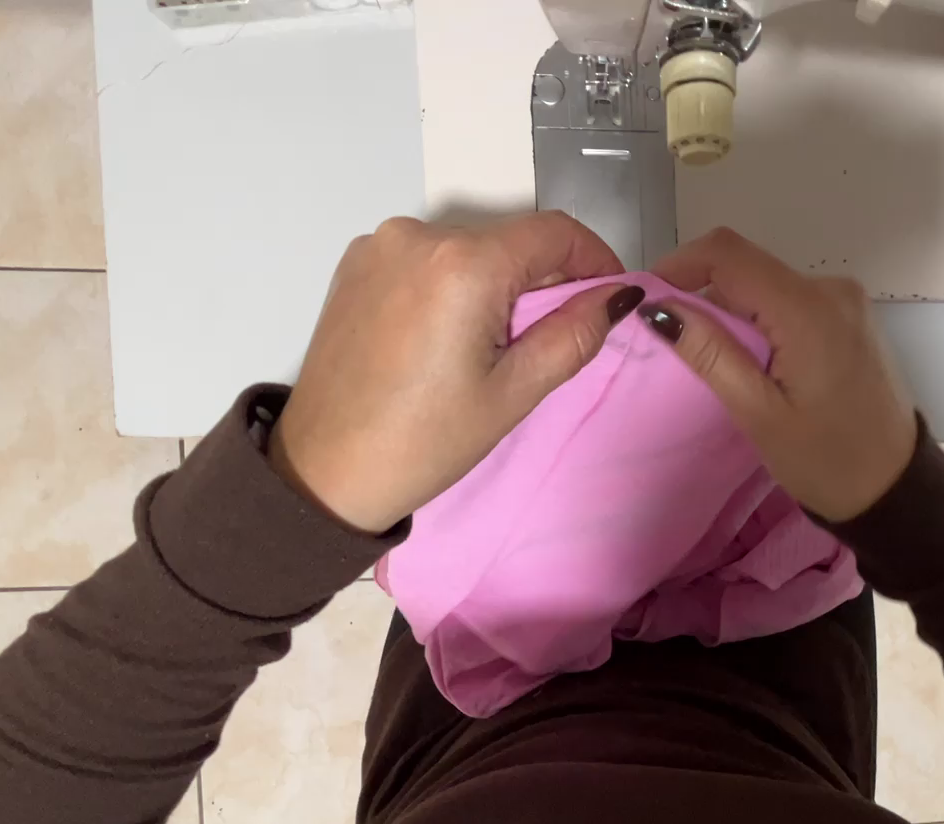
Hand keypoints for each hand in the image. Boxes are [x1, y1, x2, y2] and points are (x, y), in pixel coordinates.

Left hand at [270, 213, 642, 531]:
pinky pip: (430, 260)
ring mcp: (380, 245)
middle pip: (510, 242)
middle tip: (553, 338)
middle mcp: (418, 235)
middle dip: (545, 281)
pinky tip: (449, 337)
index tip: (612, 296)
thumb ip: (573, 336)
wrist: (326, 470)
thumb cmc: (428, 441)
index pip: (554, 233)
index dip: (596, 259)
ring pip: (470, 251)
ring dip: (499, 285)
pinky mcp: (357, 264)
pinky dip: (456, 287)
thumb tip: (617, 297)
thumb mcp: (514, 393)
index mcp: (463, 264)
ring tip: (493, 347)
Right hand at [645, 228, 917, 522]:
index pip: (728, 253)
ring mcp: (845, 301)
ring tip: (714, 362)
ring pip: (767, 286)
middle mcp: (830, 288)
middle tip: (675, 344)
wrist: (893, 487)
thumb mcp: (758, 413)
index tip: (649, 300)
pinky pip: (791, 303)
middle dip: (703, 295)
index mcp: (807, 307)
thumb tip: (659, 309)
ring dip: (732, 313)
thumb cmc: (824, 459)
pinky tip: (754, 364)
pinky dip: (761, 323)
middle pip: (748, 268)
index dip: (679, 265)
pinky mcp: (851, 318)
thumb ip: (710, 353)